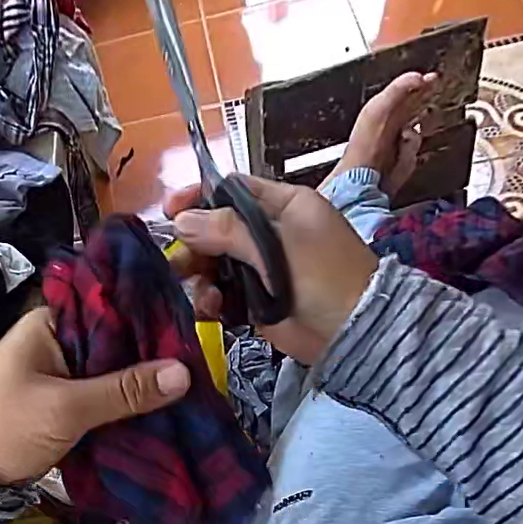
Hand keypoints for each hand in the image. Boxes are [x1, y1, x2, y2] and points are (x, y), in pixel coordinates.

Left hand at [0, 307, 190, 484]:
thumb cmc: (5, 429)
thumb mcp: (66, 408)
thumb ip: (124, 390)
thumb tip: (184, 373)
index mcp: (50, 325)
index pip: (109, 308)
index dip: (149, 319)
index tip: (190, 331)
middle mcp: (59, 342)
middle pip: (116, 341)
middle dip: (152, 354)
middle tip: (199, 363)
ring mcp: (63, 374)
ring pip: (113, 370)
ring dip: (143, 381)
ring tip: (191, 384)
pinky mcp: (67, 403)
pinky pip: (106, 395)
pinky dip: (128, 402)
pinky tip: (162, 406)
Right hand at [166, 176, 377, 365]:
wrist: (352, 333)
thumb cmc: (327, 278)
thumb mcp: (280, 245)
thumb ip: (229, 230)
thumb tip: (182, 220)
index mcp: (282, 206)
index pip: (232, 190)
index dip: (198, 198)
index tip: (169, 210)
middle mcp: (269, 235)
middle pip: (215, 231)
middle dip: (194, 247)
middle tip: (180, 265)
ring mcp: (261, 271)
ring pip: (215, 267)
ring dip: (201, 279)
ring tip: (204, 296)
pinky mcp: (256, 303)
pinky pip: (223, 296)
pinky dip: (212, 303)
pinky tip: (210, 309)